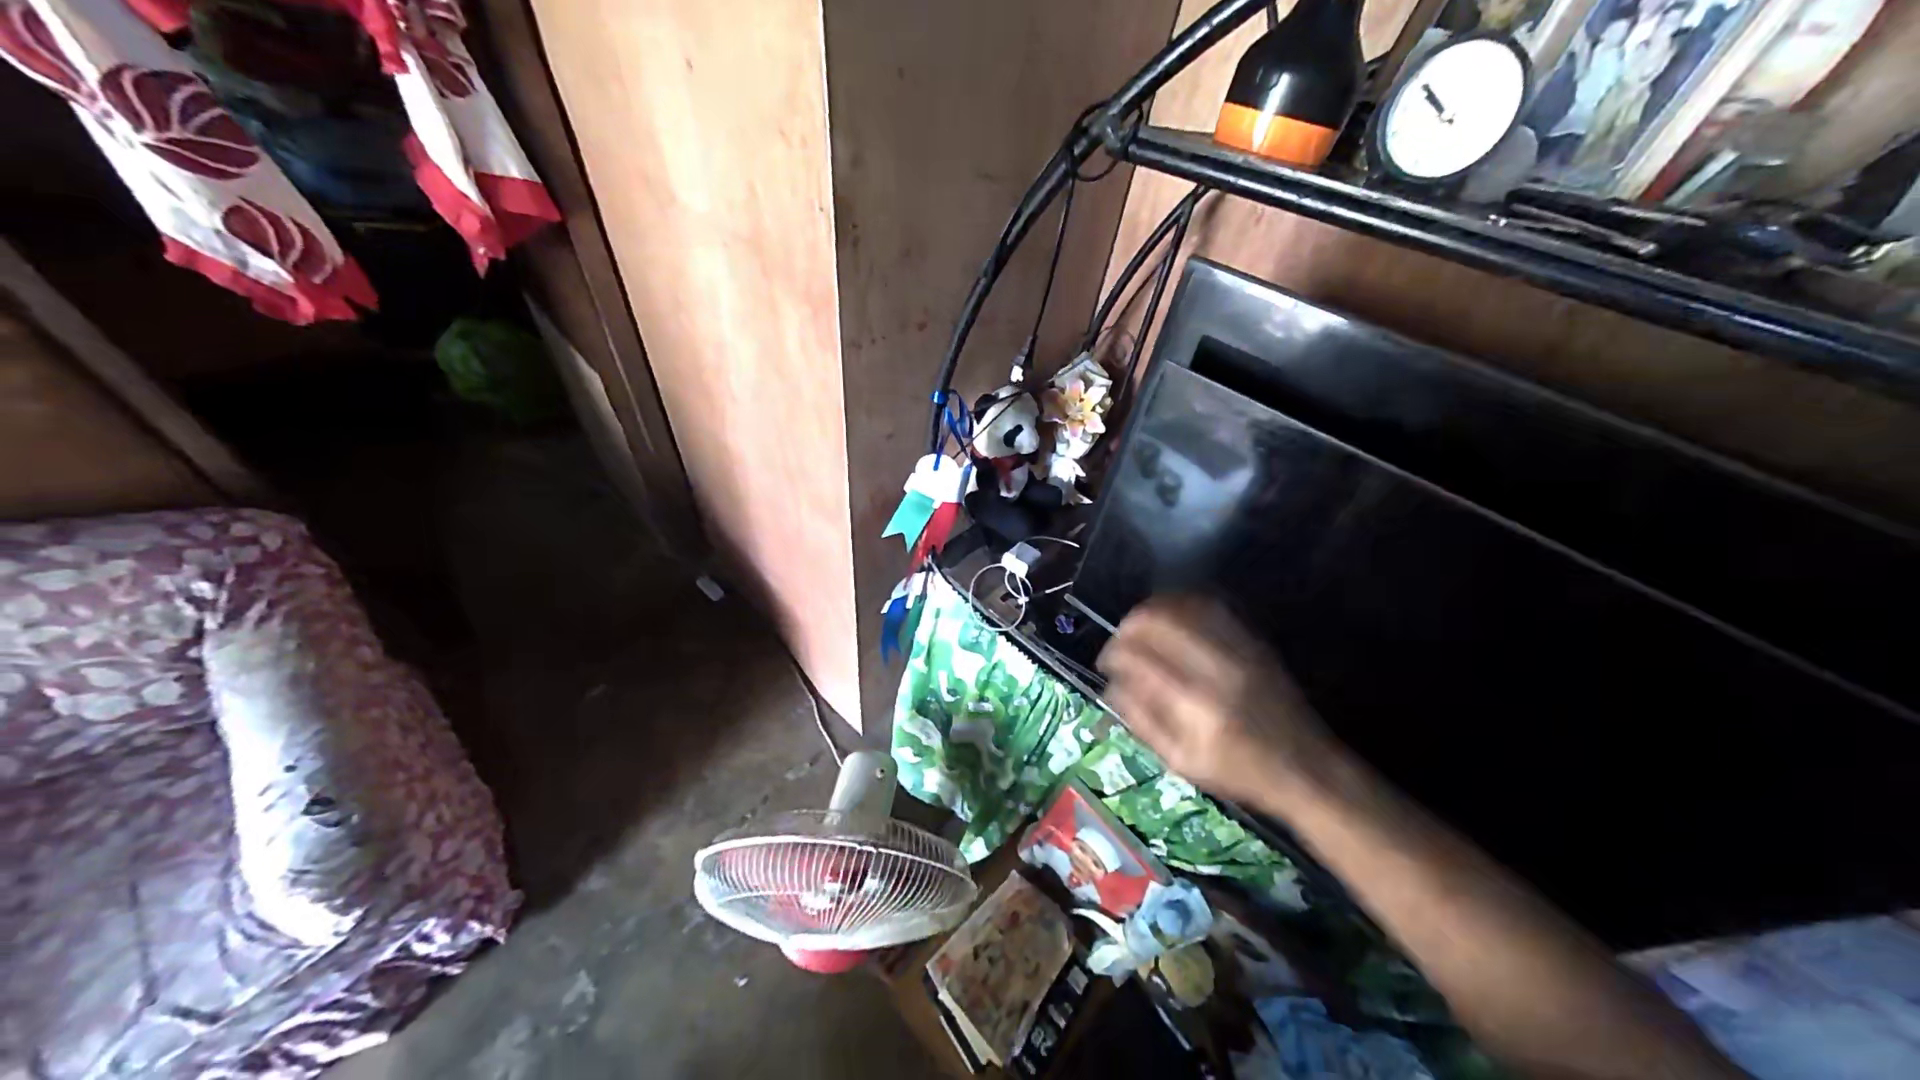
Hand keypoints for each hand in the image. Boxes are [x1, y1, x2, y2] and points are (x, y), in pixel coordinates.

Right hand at [1096, 596, 1335, 810]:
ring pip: (1182, 605)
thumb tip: (1113, 686)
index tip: (1106, 663)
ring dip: (1153, 611)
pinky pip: (1211, 606)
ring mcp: (1237, 648)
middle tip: (1121, 643)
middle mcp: (1214, 666)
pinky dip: (1183, 605)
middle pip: (1156, 621)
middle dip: (1128, 628)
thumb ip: (1142, 720)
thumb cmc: (1238, 771)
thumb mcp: (1181, 761)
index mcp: (1193, 704)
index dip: (1113, 654)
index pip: (1137, 658)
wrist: (1305, 767)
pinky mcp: (1253, 641)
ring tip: (1142, 628)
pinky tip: (1173, 618)